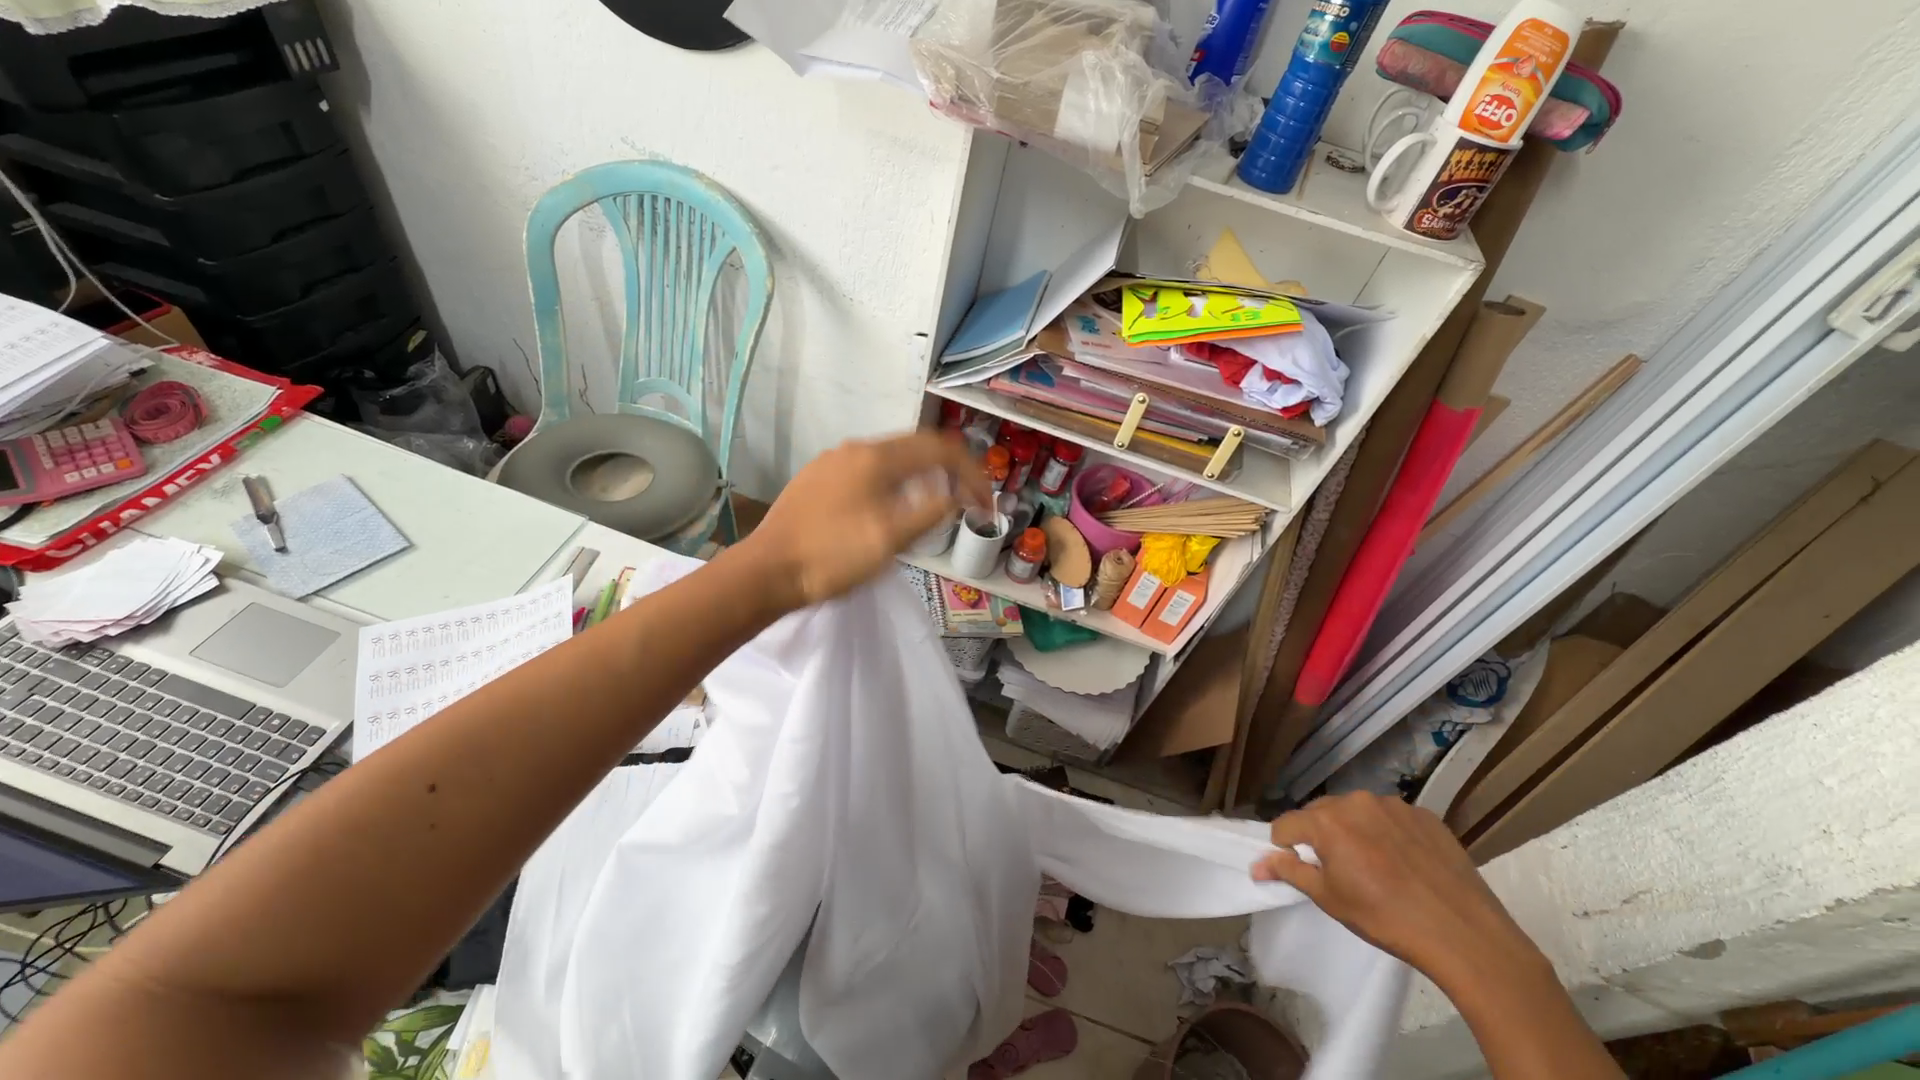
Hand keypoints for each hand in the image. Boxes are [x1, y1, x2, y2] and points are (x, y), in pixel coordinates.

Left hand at [739, 433, 988, 611]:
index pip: (940, 449)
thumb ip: (931, 511)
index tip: (986, 505)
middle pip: (916, 448)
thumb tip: (957, 495)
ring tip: (936, 507)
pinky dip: (894, 484)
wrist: (766, 572)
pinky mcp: (816, 480)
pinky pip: (867, 472)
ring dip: (922, 477)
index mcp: (876, 457)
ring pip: (890, 460)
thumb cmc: (832, 557)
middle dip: (949, 472)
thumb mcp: (892, 538)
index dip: (971, 474)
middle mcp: (854, 449)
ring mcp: (831, 463)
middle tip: (968, 503)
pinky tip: (891, 510)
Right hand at [1251, 793, 1547, 989]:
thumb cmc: (1384, 918)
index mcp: (1327, 822)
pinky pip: (1392, 818)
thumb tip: (1256, 865)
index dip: (1285, 846)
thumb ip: (1291, 872)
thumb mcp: (1330, 899)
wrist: (1460, 930)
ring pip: (1358, 812)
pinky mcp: (1425, 815)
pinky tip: (1404, 863)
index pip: (1286, 824)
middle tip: (1338, 869)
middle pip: (1322, 812)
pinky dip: (1388, 833)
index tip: (1301, 868)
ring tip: (1375, 865)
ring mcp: (1394, 805)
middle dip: (1320, 835)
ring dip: (1355, 830)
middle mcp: (1357, 802)